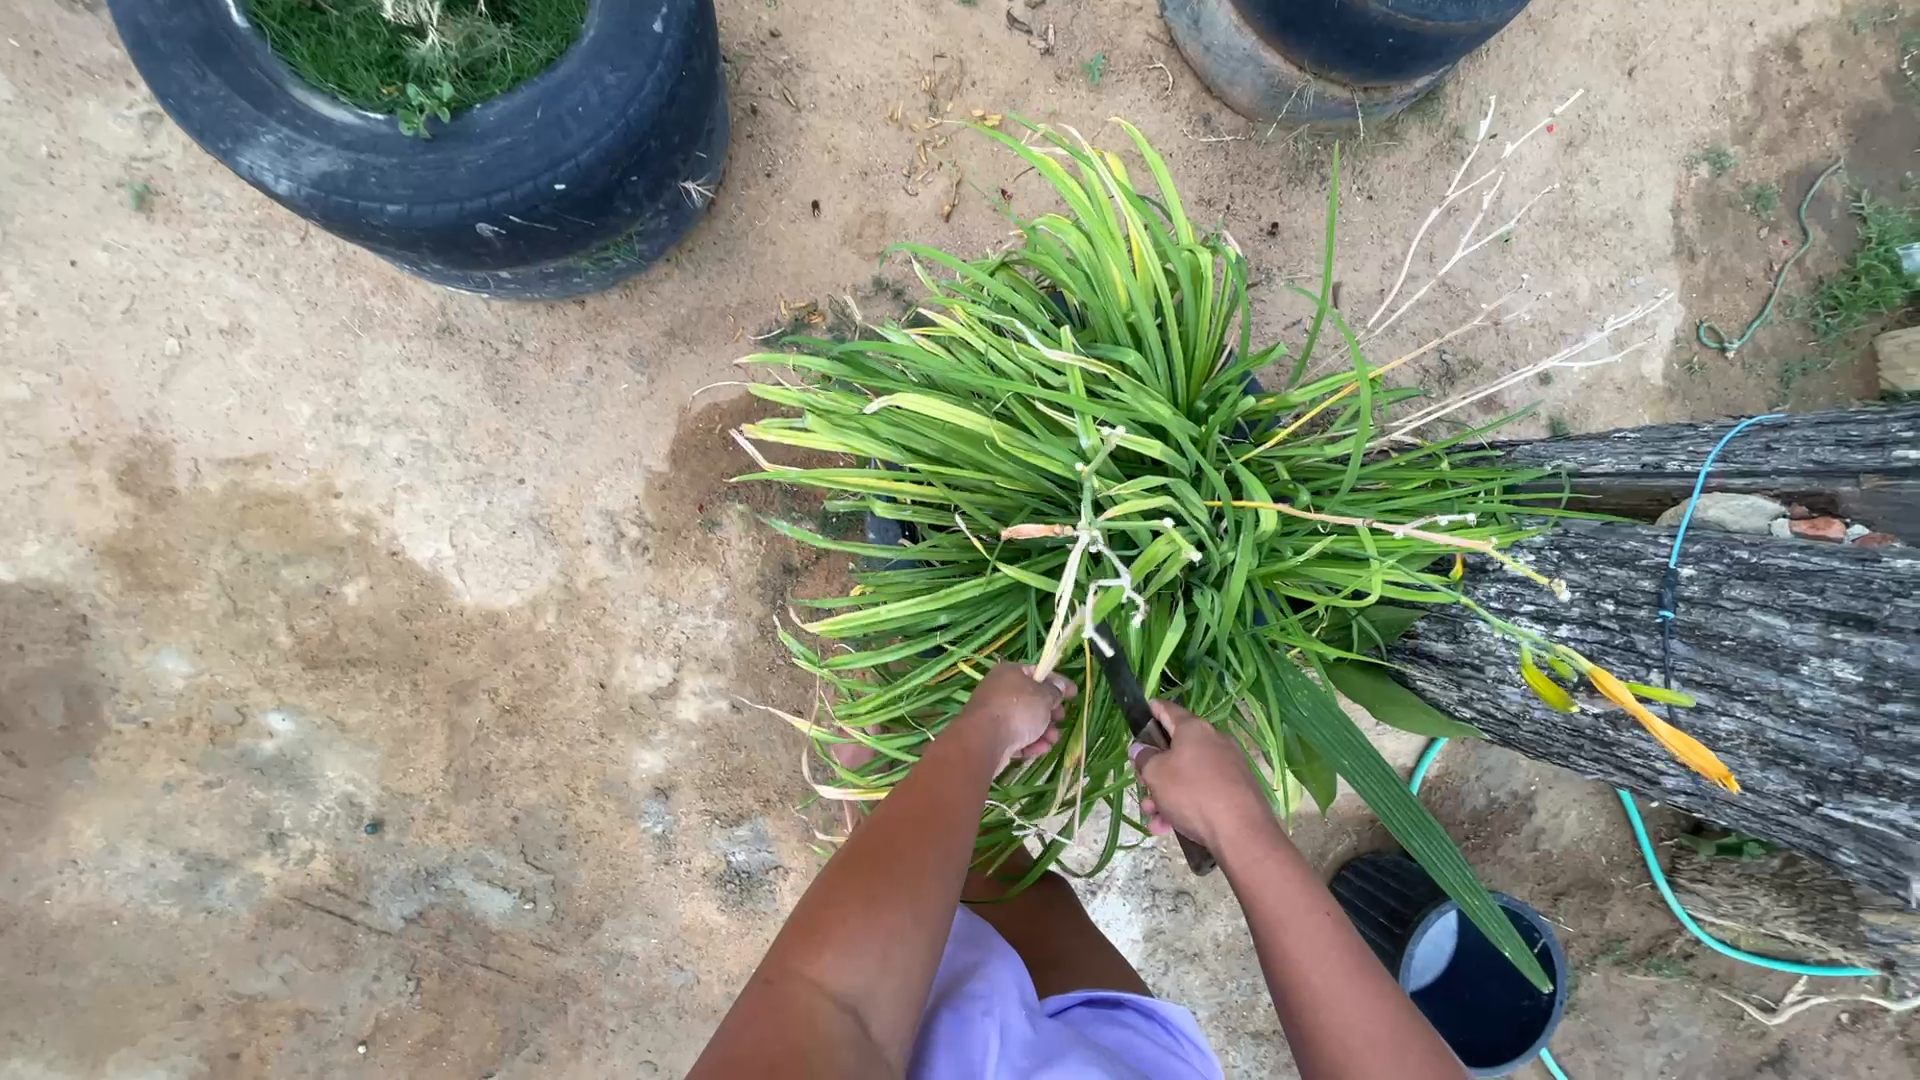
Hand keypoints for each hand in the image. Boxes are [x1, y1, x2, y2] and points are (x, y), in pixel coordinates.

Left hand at [955, 662, 1075, 771]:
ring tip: (1053, 739)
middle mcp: (999, 690)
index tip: (1074, 694)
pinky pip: (1016, 737)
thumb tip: (1059, 686)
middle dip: (1050, 711)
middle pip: (1031, 699)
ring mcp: (994, 713)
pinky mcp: (992, 736)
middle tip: (1061, 719)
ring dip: (1043, 730)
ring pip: (1025, 721)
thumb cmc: (1018, 709)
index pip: (1038, 672)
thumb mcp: (1043, 696)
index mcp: (1010, 672)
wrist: (984, 739)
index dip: (1058, 682)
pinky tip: (1041, 749)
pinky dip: (1030, 742)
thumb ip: (1054, 691)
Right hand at [1132, 700, 1278, 852]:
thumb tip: (1140, 748)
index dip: (1152, 709)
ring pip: (1187, 775)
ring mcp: (1229, 766)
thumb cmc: (1192, 792)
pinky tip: (1170, 827)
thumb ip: (1143, 757)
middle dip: (1154, 769)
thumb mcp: (1155, 773)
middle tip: (1141, 784)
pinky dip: (1185, 805)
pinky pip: (1203, 791)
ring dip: (1166, 794)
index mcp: (1194, 728)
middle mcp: (1214, 741)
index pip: (1168, 709)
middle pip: (1176, 748)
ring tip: (1153, 818)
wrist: (1242, 832)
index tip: (1143, 711)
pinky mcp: (1237, 790)